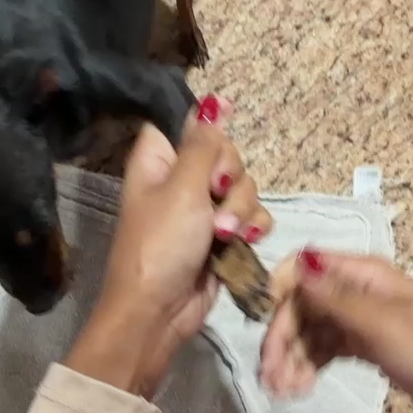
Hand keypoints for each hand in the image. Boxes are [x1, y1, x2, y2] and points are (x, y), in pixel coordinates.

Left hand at [65, 96, 272, 396]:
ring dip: (242, 209)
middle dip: (231, 179)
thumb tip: (212, 100)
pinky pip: (252, 218)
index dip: (205, 131)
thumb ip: (203, 144)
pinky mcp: (223, 238)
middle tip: (214, 199)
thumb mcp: (182, 187)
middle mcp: (181, 180)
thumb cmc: (161, 245)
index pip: (187, 124)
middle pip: (225, 155)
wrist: (159, 312)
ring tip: (225, 235)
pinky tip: (244, 242)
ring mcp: (203, 210)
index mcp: (159, 160)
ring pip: (244, 188)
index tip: (213, 149)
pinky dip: (253, 228)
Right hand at [259, 250, 412, 412]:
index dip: (279, 293)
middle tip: (268, 378)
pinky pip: (326, 350)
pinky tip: (299, 387)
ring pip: (312, 332)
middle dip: (282, 339)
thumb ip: (335, 297)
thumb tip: (297, 264)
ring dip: (293, 358)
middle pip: (303, 305)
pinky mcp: (367, 347)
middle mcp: (359, 292)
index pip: (305, 269)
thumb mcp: (383, 324)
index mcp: (365, 275)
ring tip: (283, 392)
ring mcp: (362, 321)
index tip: (262, 326)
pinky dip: (310, 366)